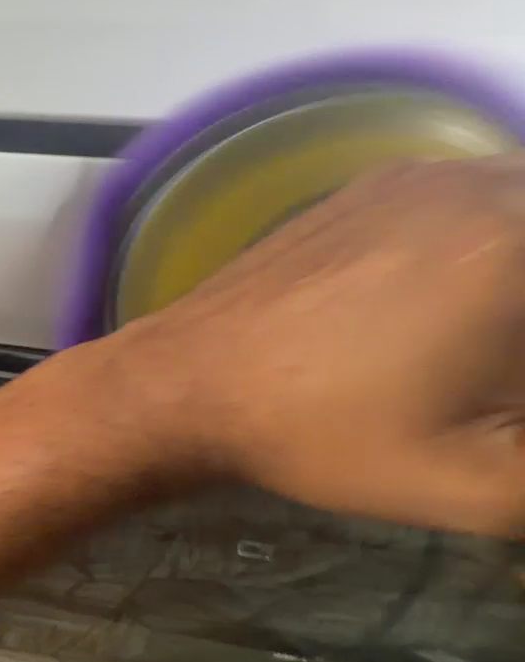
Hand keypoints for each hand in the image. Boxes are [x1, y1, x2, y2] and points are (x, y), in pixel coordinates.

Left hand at [85, 155, 524, 536]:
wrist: (170, 387)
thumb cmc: (310, 434)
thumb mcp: (480, 481)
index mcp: (512, 243)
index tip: (510, 386)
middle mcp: (472, 186)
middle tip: (500, 378)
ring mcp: (409, 180)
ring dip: (517, 273)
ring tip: (486, 353)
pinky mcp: (362, 194)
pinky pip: (486, 196)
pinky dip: (504, 240)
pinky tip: (470, 313)